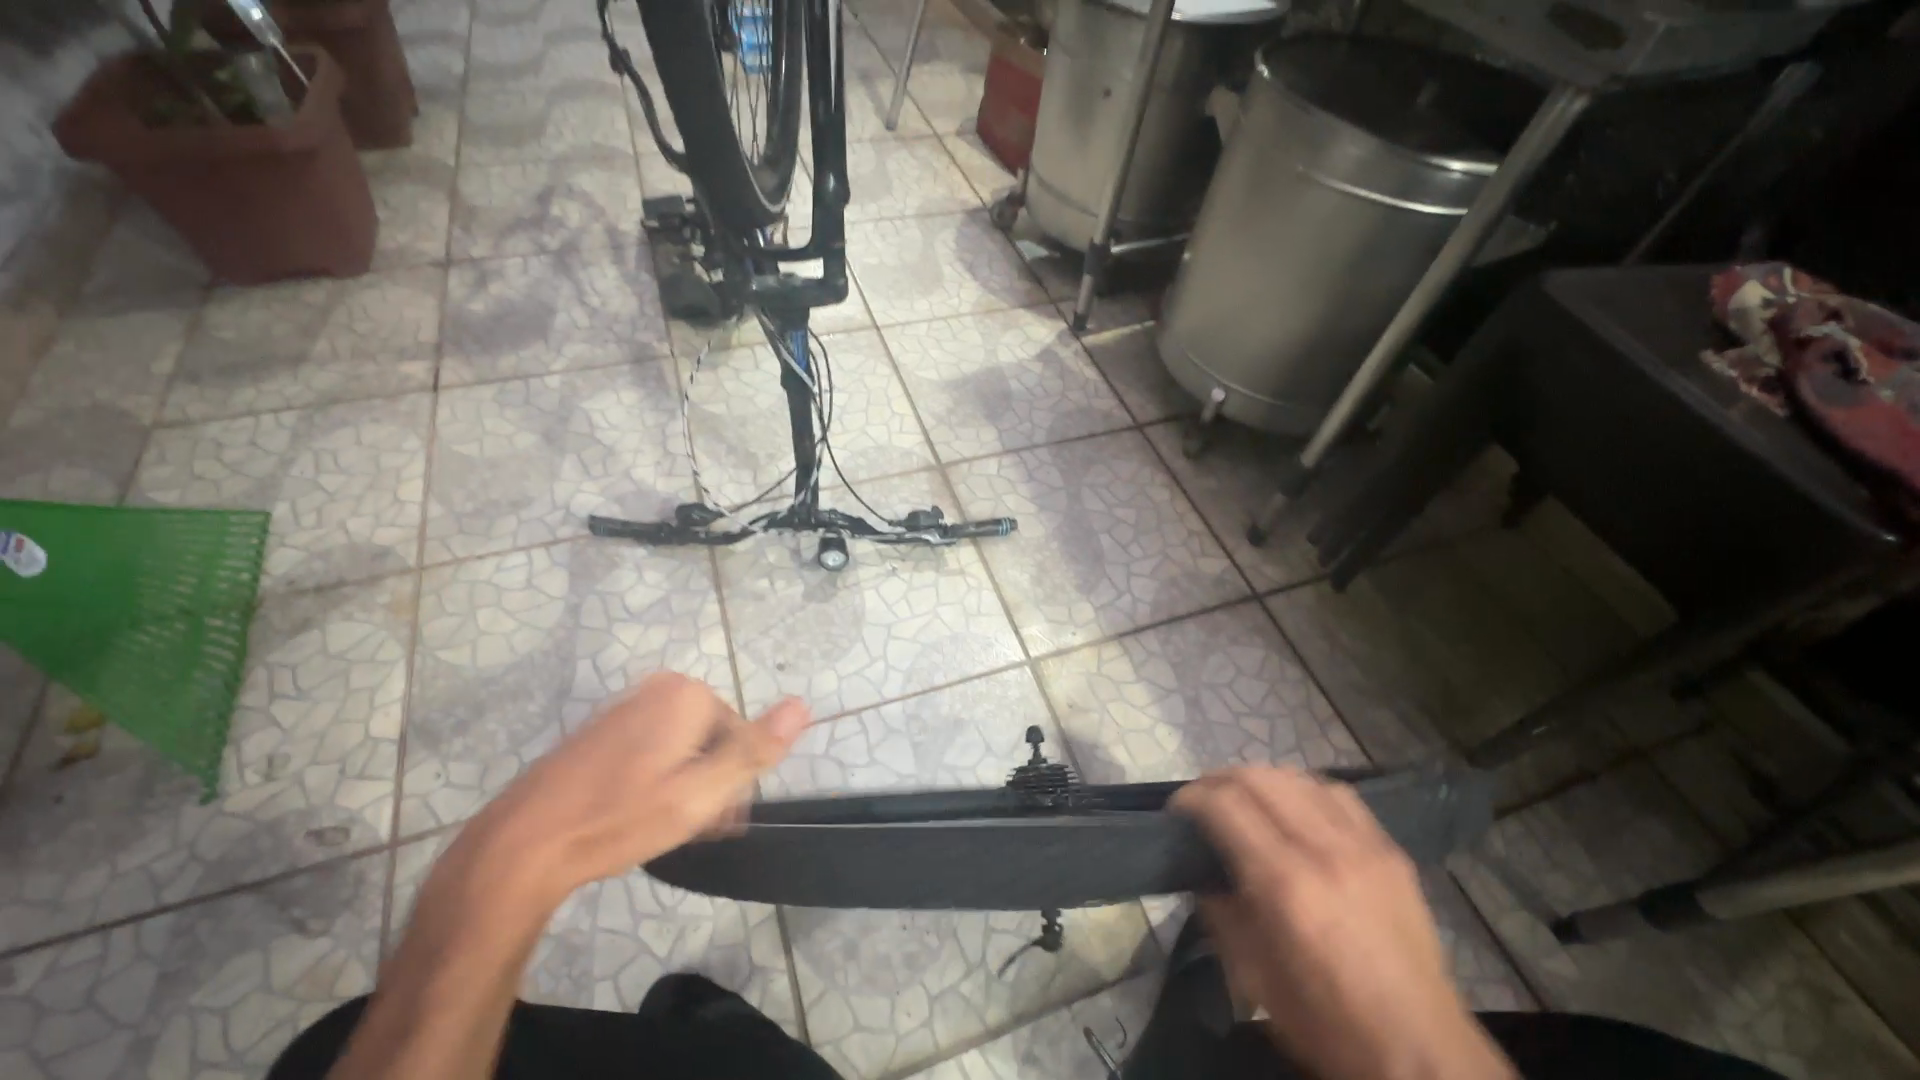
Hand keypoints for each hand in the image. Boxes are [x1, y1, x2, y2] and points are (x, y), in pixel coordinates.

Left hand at [470, 673, 810, 900]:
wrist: (526, 842)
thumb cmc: (621, 818)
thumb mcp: (700, 793)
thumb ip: (754, 751)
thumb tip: (803, 705)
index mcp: (687, 695)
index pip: (742, 737)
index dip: (735, 783)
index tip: (718, 822)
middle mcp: (658, 689)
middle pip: (713, 738)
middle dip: (712, 782)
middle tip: (694, 829)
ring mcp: (626, 707)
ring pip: (683, 747)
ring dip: (686, 784)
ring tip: (665, 828)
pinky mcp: (602, 730)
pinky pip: (652, 750)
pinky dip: (656, 779)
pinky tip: (637, 815)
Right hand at [1173, 768, 1515, 1079]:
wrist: (1420, 1051)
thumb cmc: (1327, 1024)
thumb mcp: (1253, 976)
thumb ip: (1220, 913)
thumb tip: (1203, 875)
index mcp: (1285, 884)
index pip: (1226, 806)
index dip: (1191, 798)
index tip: (1176, 811)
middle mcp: (1325, 850)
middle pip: (1261, 778)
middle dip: (1219, 780)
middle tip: (1202, 801)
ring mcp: (1364, 846)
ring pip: (1300, 778)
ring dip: (1262, 780)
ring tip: (1245, 800)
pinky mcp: (1391, 852)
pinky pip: (1340, 796)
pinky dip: (1306, 790)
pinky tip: (1296, 810)